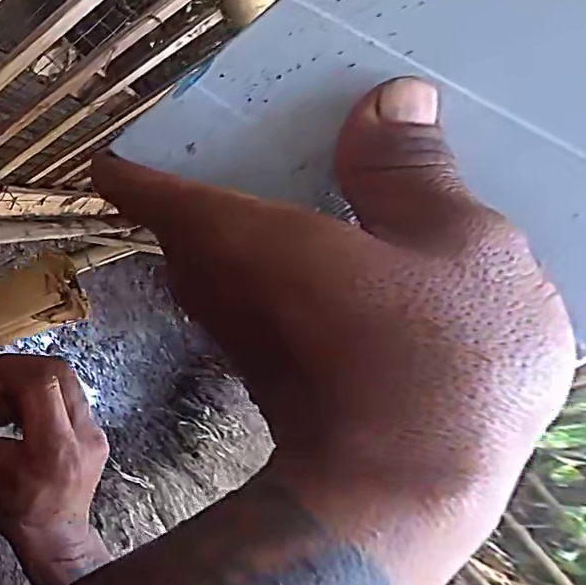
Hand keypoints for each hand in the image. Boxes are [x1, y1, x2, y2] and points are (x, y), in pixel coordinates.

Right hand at [0, 354, 111, 584]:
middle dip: (19, 368)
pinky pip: (69, 395)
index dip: (10, 367)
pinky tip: (22, 417)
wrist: (54, 536)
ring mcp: (94, 433)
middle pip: (58, 372)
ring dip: (30, 380)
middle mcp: (82, 435)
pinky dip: (42, 394)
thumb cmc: (13, 506)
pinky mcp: (95, 433)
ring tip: (5, 406)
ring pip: (66, 380)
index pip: (41, 382)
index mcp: (53, 445)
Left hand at [92, 78, 574, 569]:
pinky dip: (265, 243)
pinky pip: (239, 271)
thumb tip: (386, 100)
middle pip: (175, 202)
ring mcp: (217, 310)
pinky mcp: (245, 341)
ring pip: (208, 239)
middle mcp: (198, 268)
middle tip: (273, 118)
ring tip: (314, 160)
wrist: (397, 484)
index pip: (129, 181)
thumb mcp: (455, 244)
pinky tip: (332, 230)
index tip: (159, 120)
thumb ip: (408, 169)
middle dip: (208, 161)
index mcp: (222, 231)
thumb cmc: (431, 359)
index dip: (130, 148)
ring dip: (243, 202)